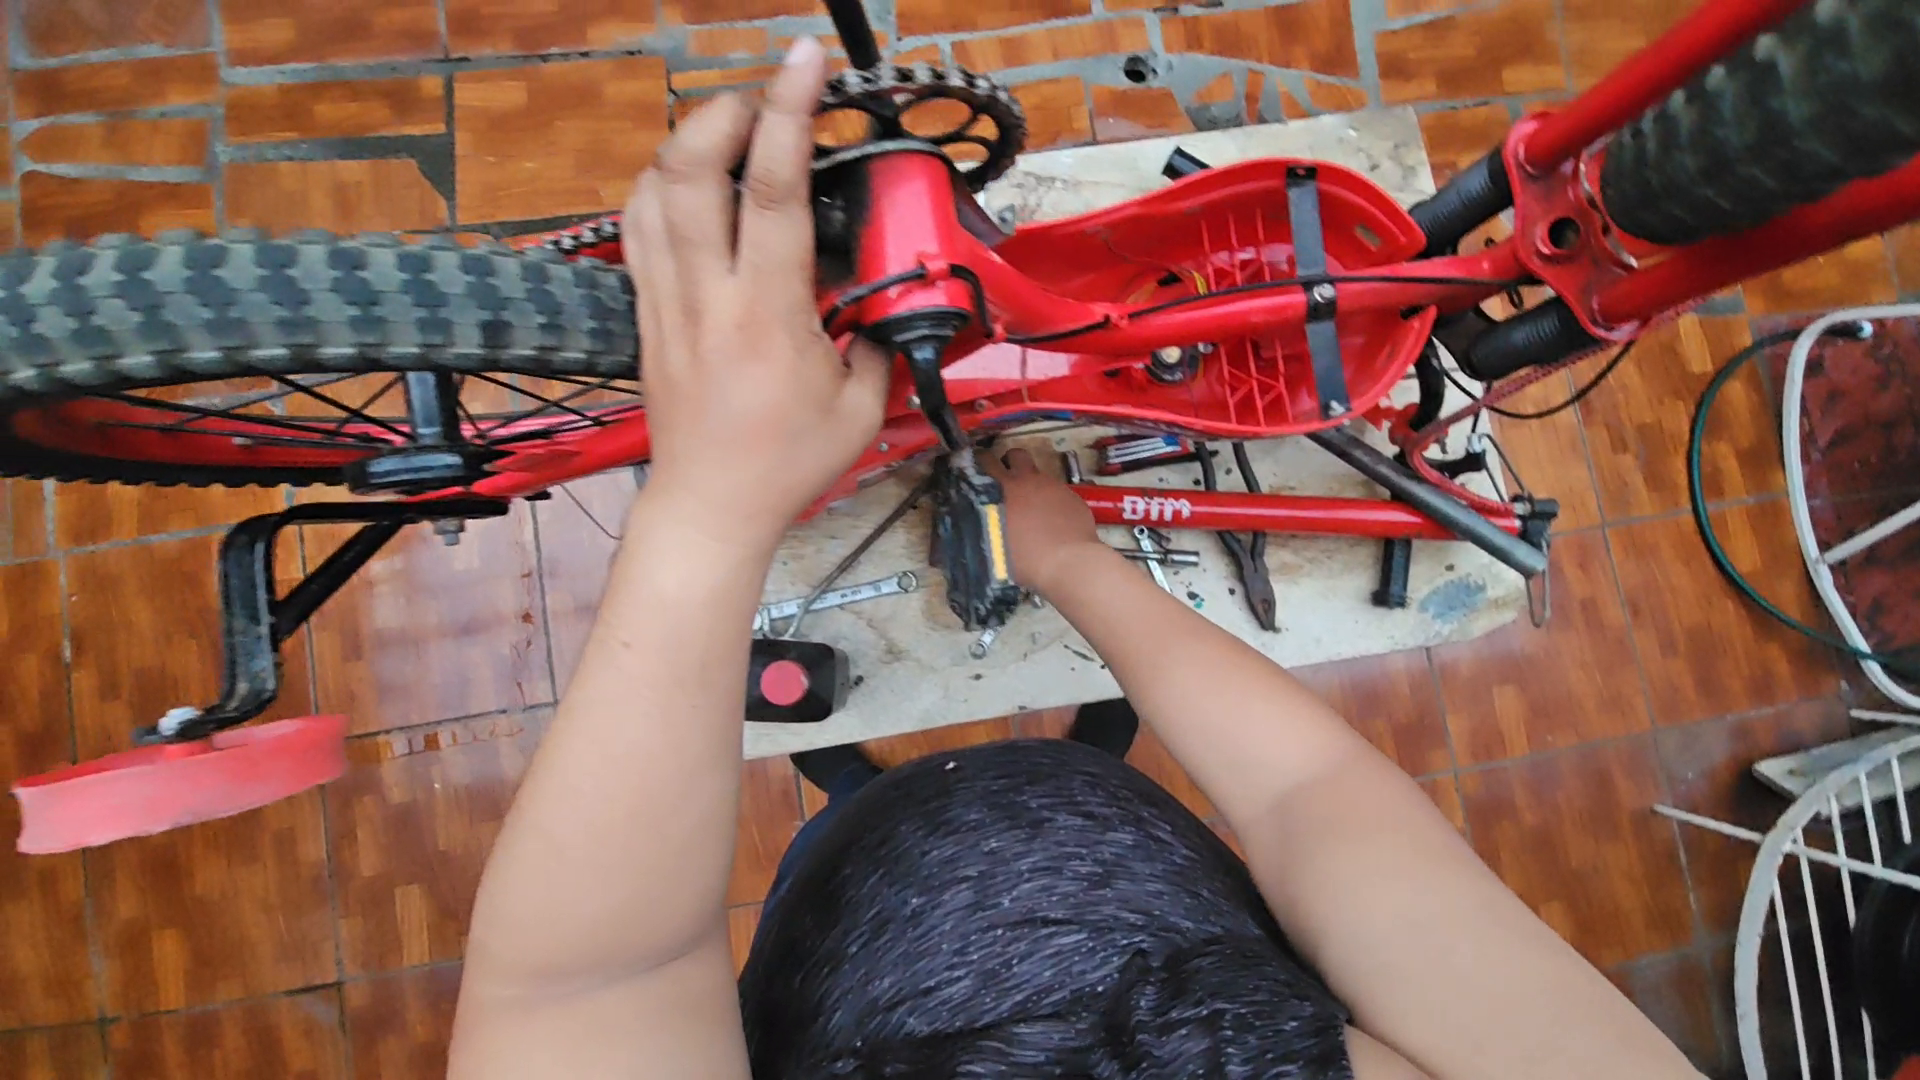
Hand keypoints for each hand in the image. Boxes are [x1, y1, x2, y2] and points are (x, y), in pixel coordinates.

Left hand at [624, 37, 890, 546]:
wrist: (713, 503)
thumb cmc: (787, 463)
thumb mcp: (860, 409)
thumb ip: (874, 345)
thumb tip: (874, 305)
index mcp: (769, 315)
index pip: (778, 192)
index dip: (791, 113)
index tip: (805, 62)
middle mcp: (709, 295)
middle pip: (691, 168)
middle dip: (723, 110)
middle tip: (762, 102)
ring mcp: (667, 302)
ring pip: (653, 189)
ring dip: (688, 143)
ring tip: (727, 137)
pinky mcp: (648, 315)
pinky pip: (638, 228)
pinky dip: (660, 187)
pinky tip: (689, 187)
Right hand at [983, 448, 1105, 595]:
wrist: (1068, 564)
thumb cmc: (1025, 559)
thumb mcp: (994, 544)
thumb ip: (987, 525)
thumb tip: (984, 523)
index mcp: (1004, 488)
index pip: (986, 460)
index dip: (982, 461)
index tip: (980, 470)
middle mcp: (1028, 480)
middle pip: (1016, 455)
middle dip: (1011, 463)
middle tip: (1008, 482)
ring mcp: (1054, 487)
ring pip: (1040, 474)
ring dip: (1033, 485)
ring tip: (1032, 508)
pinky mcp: (1073, 498)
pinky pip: (1059, 493)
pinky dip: (1054, 502)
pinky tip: (1054, 522)